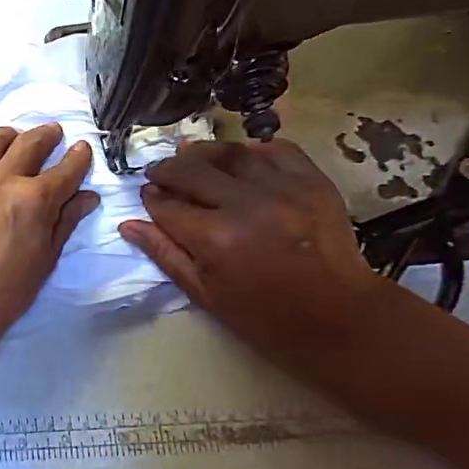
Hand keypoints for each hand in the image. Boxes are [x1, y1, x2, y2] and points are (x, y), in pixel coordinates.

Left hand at [0, 124, 100, 343]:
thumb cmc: (10, 287)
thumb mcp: (48, 255)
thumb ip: (67, 219)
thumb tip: (88, 196)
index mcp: (35, 198)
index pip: (66, 168)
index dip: (78, 157)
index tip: (82, 149)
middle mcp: (3, 180)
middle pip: (30, 143)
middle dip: (47, 135)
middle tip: (53, 133)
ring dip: (9, 137)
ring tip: (14, 140)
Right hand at [121, 139, 385, 355]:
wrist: (339, 318)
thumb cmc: (266, 318)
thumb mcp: (206, 295)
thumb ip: (166, 255)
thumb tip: (129, 225)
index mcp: (217, 239)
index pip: (169, 206)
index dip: (152, 199)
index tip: (147, 196)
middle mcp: (247, 205)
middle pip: (193, 171)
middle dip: (168, 170)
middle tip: (159, 173)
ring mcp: (284, 188)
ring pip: (231, 153)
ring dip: (204, 152)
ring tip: (190, 156)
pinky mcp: (313, 181)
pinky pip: (277, 150)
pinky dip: (253, 150)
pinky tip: (239, 159)